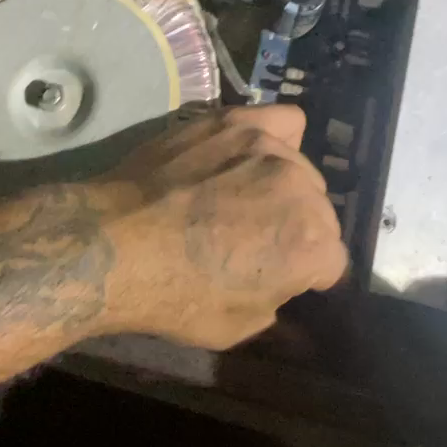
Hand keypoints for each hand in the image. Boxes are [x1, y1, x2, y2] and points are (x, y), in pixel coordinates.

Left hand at [96, 105, 348, 349]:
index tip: (281, 276)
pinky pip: (284, 120)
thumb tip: (284, 278)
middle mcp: (302, 188)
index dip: (308, 275)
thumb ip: (278, 296)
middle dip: (298, 229)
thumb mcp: (238, 326)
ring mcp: (269, 147)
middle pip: (320, 211)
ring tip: (244, 198)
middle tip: (256, 240)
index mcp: (310, 243)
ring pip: (302, 169)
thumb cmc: (173, 294)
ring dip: (284, 187)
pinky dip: (279, 138)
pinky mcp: (238, 120)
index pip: (333, 261)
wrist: (114, 242)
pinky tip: (255, 154)